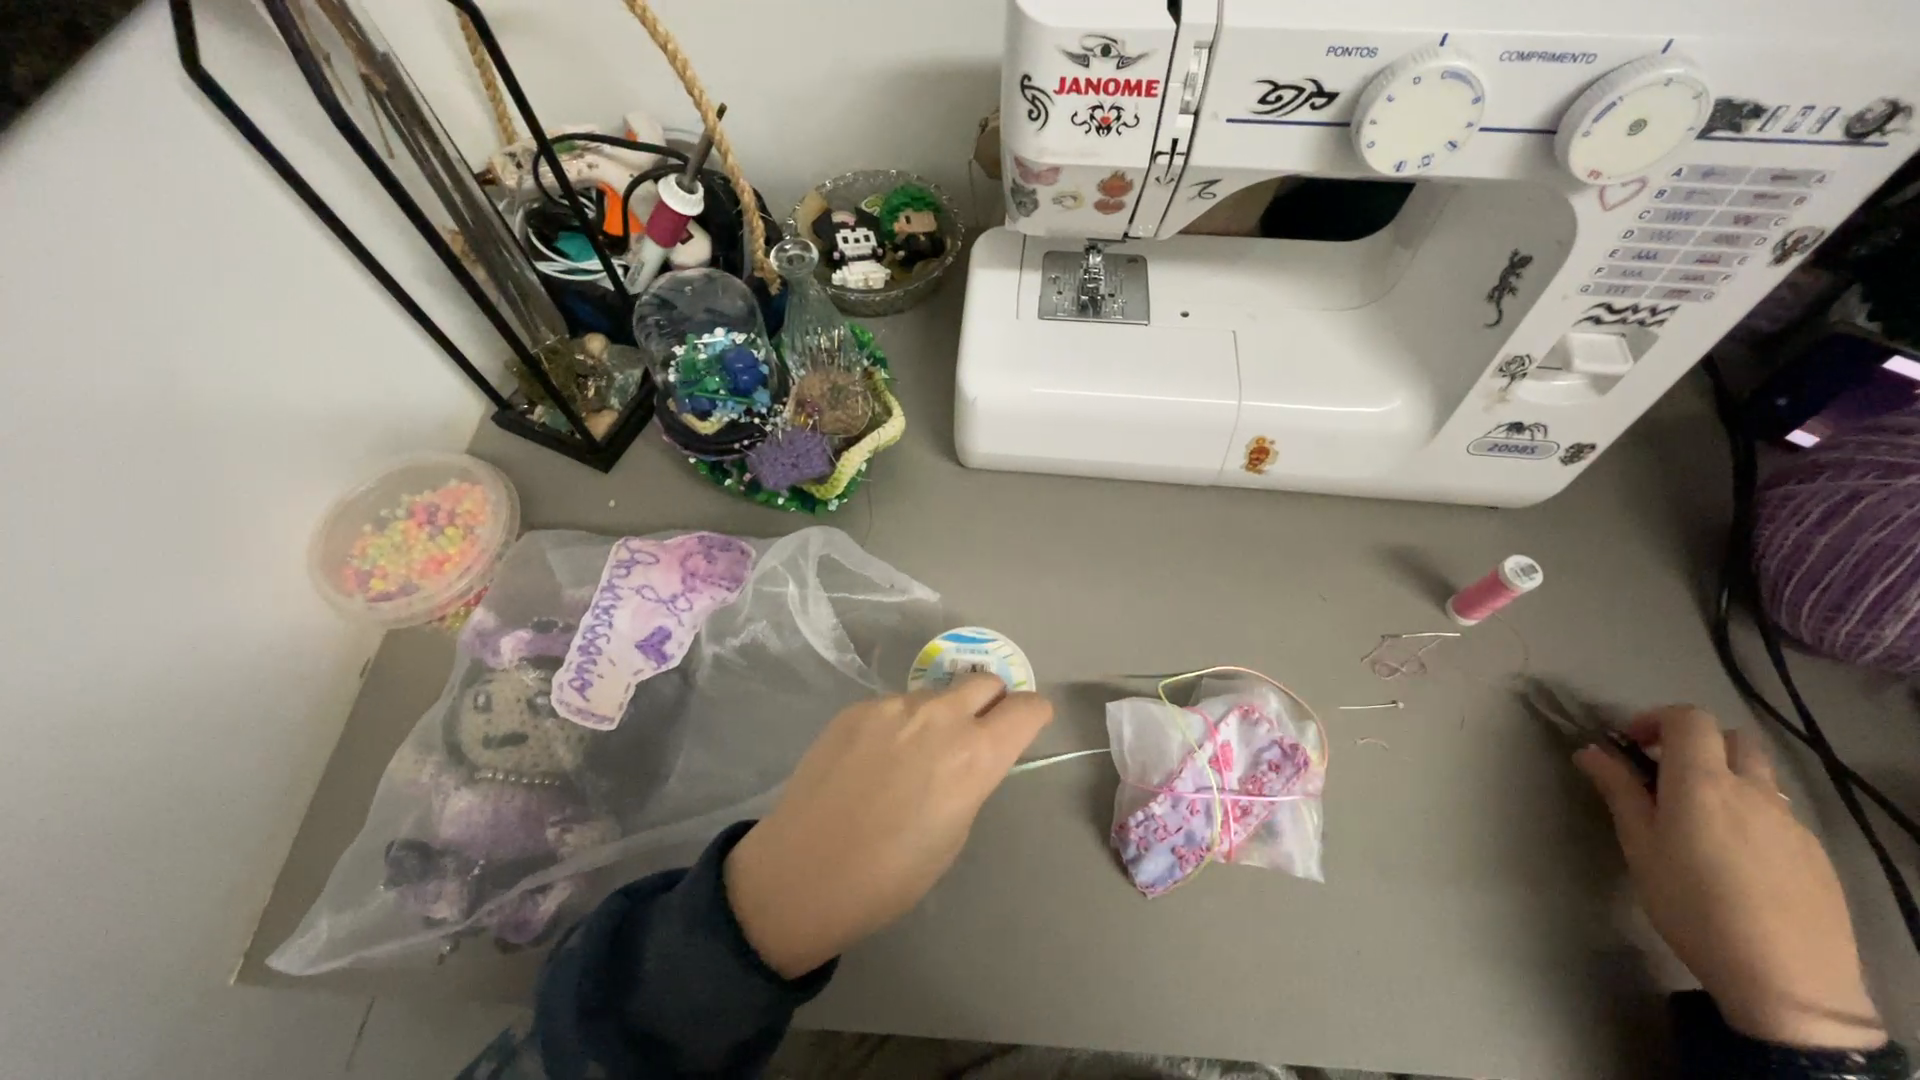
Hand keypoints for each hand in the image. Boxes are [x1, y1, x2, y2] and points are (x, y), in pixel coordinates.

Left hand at [723, 675, 1053, 977]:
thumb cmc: (890, 875)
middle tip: (974, 736)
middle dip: (991, 702)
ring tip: (912, 758)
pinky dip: (899, 724)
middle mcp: (939, 717)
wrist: (804, 872)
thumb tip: (968, 758)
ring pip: (936, 693)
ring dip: (940, 714)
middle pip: (985, 681)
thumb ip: (971, 780)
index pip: (1027, 707)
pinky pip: (894, 705)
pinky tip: (873, 762)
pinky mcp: (856, 709)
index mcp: (975, 755)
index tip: (1026, 727)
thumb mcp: (954, 834)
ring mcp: (893, 707)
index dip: (1033, 715)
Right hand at [1576, 706, 1884, 1049]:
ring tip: (1698, 819)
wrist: (1787, 978)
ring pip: (1760, 776)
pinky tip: (1735, 858)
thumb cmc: (1692, 905)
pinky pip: (1779, 813)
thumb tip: (1592, 751)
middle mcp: (1754, 790)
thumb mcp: (1640, 847)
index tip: (1631, 747)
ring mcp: (1792, 822)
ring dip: (1726, 777)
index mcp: (1704, 782)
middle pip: (1733, 738)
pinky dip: (1750, 813)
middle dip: (1696, 743)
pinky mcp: (1816, 853)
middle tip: (1664, 775)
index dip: (1656, 720)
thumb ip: (1620, 792)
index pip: (1689, 719)